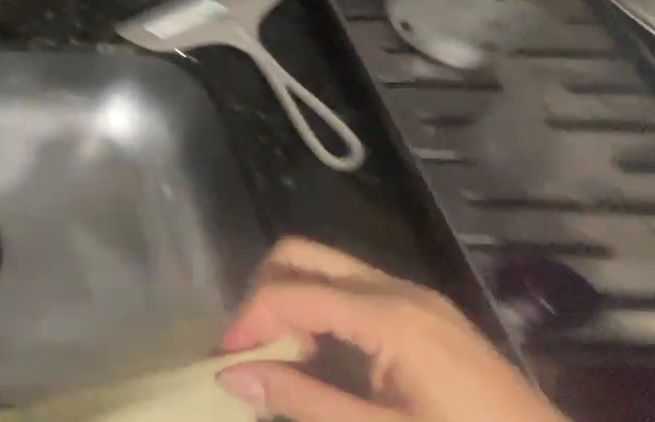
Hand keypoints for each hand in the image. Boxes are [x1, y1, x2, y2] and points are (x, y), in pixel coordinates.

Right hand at [217, 238, 568, 421]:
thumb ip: (303, 401)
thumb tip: (227, 374)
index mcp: (388, 315)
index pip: (289, 293)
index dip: (247, 320)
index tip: (227, 358)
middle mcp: (398, 290)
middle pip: (300, 256)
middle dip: (264, 292)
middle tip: (257, 344)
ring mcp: (417, 299)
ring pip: (324, 267)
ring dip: (291, 299)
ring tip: (290, 354)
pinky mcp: (428, 315)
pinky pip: (352, 288)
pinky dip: (321, 308)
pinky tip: (327, 354)